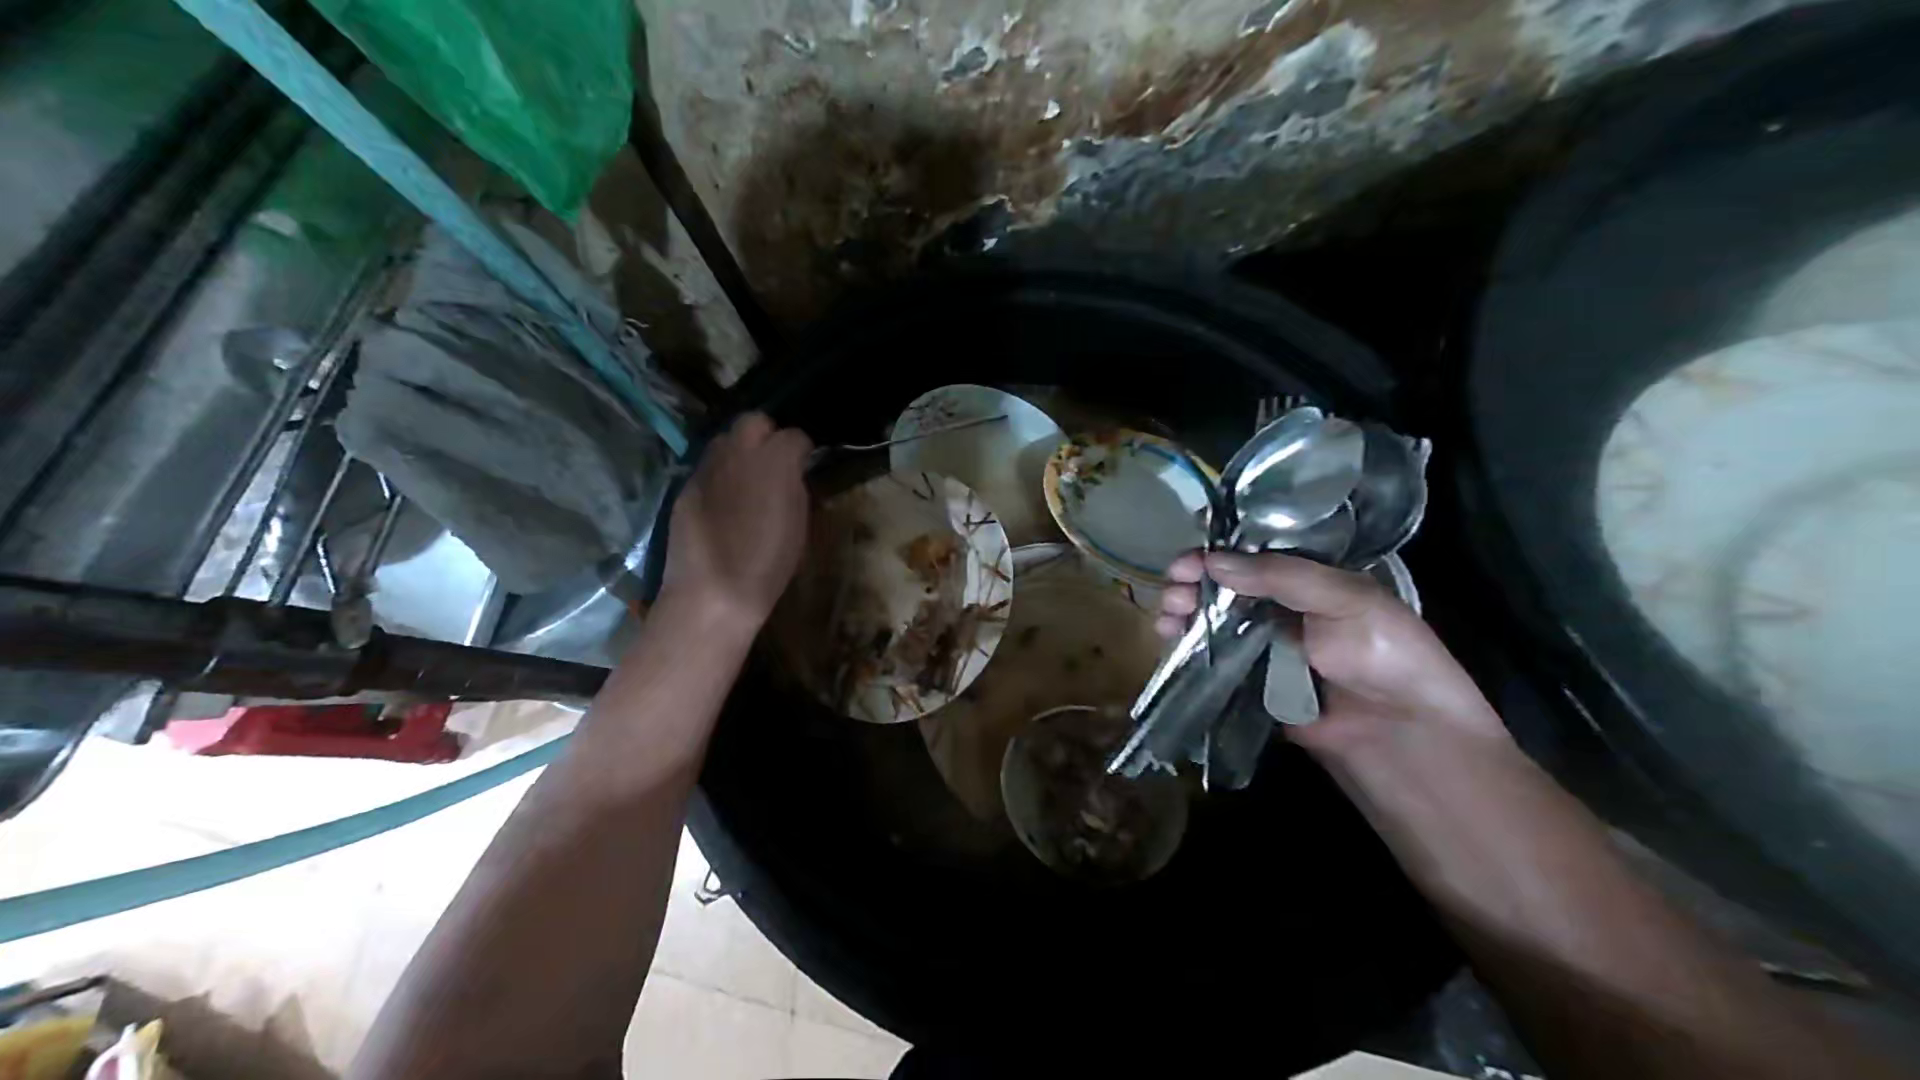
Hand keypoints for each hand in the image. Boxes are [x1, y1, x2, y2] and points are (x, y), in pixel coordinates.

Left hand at [661, 412, 811, 631]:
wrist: (712, 592)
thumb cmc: (768, 564)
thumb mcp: (798, 524)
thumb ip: (796, 487)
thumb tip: (793, 473)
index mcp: (775, 461)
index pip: (795, 436)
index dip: (801, 451)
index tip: (804, 467)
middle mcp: (738, 453)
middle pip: (753, 421)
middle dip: (767, 435)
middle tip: (774, 464)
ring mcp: (707, 467)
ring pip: (725, 439)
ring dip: (740, 452)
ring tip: (748, 480)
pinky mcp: (686, 486)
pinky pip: (707, 467)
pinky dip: (720, 476)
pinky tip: (724, 503)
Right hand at [1157, 551, 1506, 756]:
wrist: (1402, 735)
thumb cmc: (1385, 655)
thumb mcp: (1345, 598)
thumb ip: (1280, 576)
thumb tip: (1211, 561)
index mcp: (1310, 579)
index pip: (1253, 555)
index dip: (1216, 553)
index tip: (1186, 563)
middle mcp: (1284, 608)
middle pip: (1224, 587)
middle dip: (1192, 585)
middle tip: (1173, 595)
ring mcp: (1266, 647)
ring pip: (1213, 621)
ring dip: (1184, 614)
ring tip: (1166, 620)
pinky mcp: (1252, 683)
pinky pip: (1215, 659)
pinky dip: (1189, 649)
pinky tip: (1171, 644)